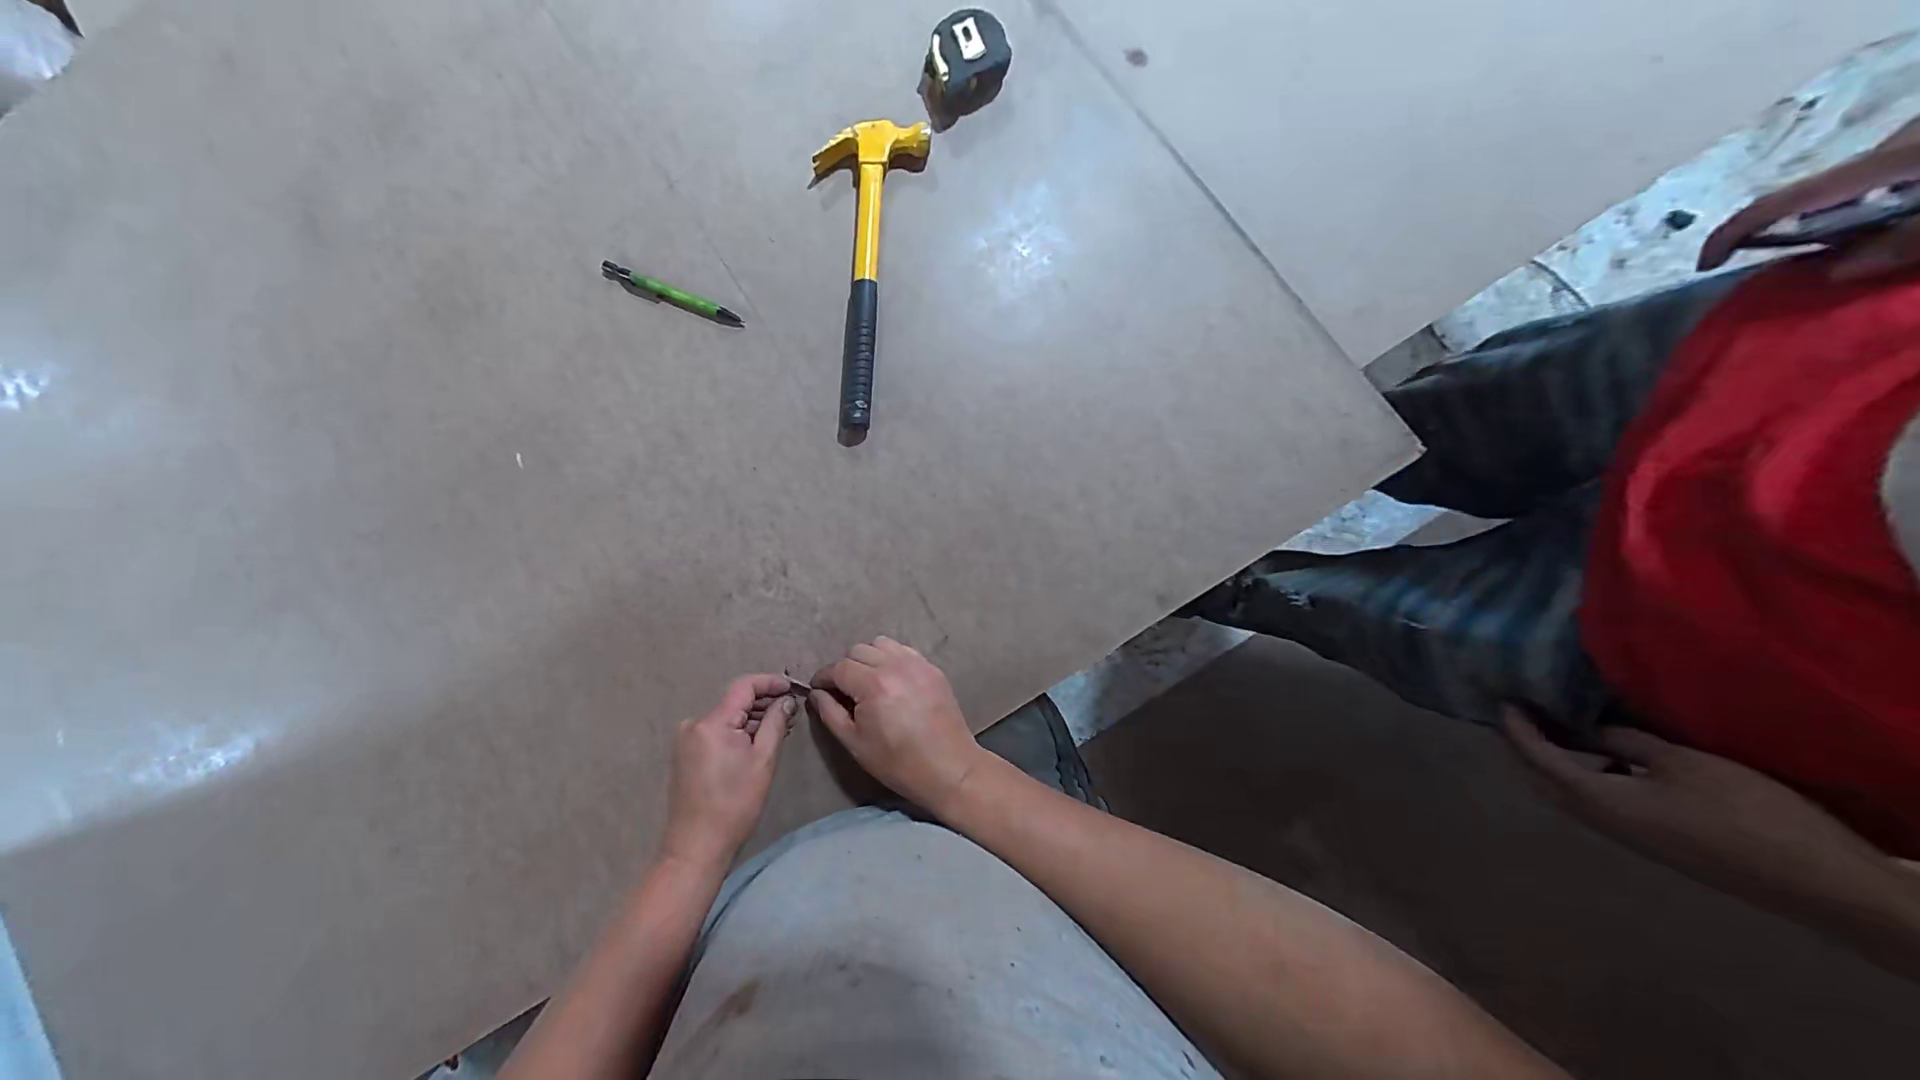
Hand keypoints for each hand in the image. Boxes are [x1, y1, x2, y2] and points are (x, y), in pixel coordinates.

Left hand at [661, 674, 797, 866]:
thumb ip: (775, 723)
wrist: (696, 845)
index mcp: (712, 722)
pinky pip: (717, 732)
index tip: (792, 687)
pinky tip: (757, 742)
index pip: (744, 686)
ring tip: (779, 727)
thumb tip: (786, 700)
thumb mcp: (763, 760)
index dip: (770, 682)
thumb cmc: (735, 803)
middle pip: (735, 701)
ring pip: (727, 717)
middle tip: (792, 711)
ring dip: (752, 718)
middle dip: (764, 702)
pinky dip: (738, 732)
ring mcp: (687, 740)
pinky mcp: (686, 754)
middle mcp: (694, 724)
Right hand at [810, 637, 989, 811]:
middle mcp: (895, 665)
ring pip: (882, 644)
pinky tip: (892, 681)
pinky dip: (891, 659)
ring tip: (869, 682)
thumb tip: (816, 693)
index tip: (818, 690)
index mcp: (873, 684)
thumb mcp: (854, 742)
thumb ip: (830, 713)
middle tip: (844, 691)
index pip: (838, 667)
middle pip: (858, 650)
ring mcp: (917, 664)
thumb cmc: (897, 761)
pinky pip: (904, 651)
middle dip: (845, 668)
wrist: (947, 767)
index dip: (823, 677)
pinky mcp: (932, 668)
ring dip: (869, 658)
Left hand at [1502, 709, 1894, 904]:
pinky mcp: (1650, 841)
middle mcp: (1597, 821)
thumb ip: (1627, 743)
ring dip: (1552, 762)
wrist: (1819, 884)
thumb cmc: (1745, 814)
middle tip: (1521, 712)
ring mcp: (1624, 835)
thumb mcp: (1681, 763)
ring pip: (1566, 792)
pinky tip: (1599, 757)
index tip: (1504, 701)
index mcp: (1594, 799)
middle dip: (1522, 746)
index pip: (1535, 757)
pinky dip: (1582, 775)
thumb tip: (1592, 731)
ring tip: (1553, 727)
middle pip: (1540, 779)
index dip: (1517, 728)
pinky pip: (1595, 802)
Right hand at [1699, 116, 1919, 280]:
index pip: (1777, 202)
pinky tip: (1912, 216)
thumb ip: (1905, 244)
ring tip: (1882, 240)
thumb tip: (1832, 270)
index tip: (1705, 265)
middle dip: (1814, 227)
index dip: (1731, 233)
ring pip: (1868, 181)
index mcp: (1886, 164)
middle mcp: (1896, 143)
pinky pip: (1900, 169)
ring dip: (1862, 214)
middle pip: (1827, 190)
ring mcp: (1918, 137)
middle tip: (1827, 262)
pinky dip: (1894, 198)